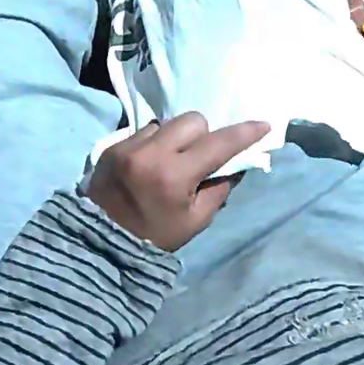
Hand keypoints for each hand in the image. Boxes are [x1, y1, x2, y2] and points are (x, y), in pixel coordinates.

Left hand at [86, 112, 270, 250]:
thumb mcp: (195, 221)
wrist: (100, 243)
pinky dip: (155, 143)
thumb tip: (236, 165)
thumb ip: (219, 189)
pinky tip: (150, 163)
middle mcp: (150, 153)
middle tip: (200, 157)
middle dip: (204, 135)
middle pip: (193, 120)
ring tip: (172, 159)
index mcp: (174, 176)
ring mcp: (128, 146)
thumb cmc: (155, 237)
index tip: (263, 125)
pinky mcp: (112, 146)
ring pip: (168, 122)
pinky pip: (145, 131)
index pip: (218, 145)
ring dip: (178, 137)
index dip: (244, 133)